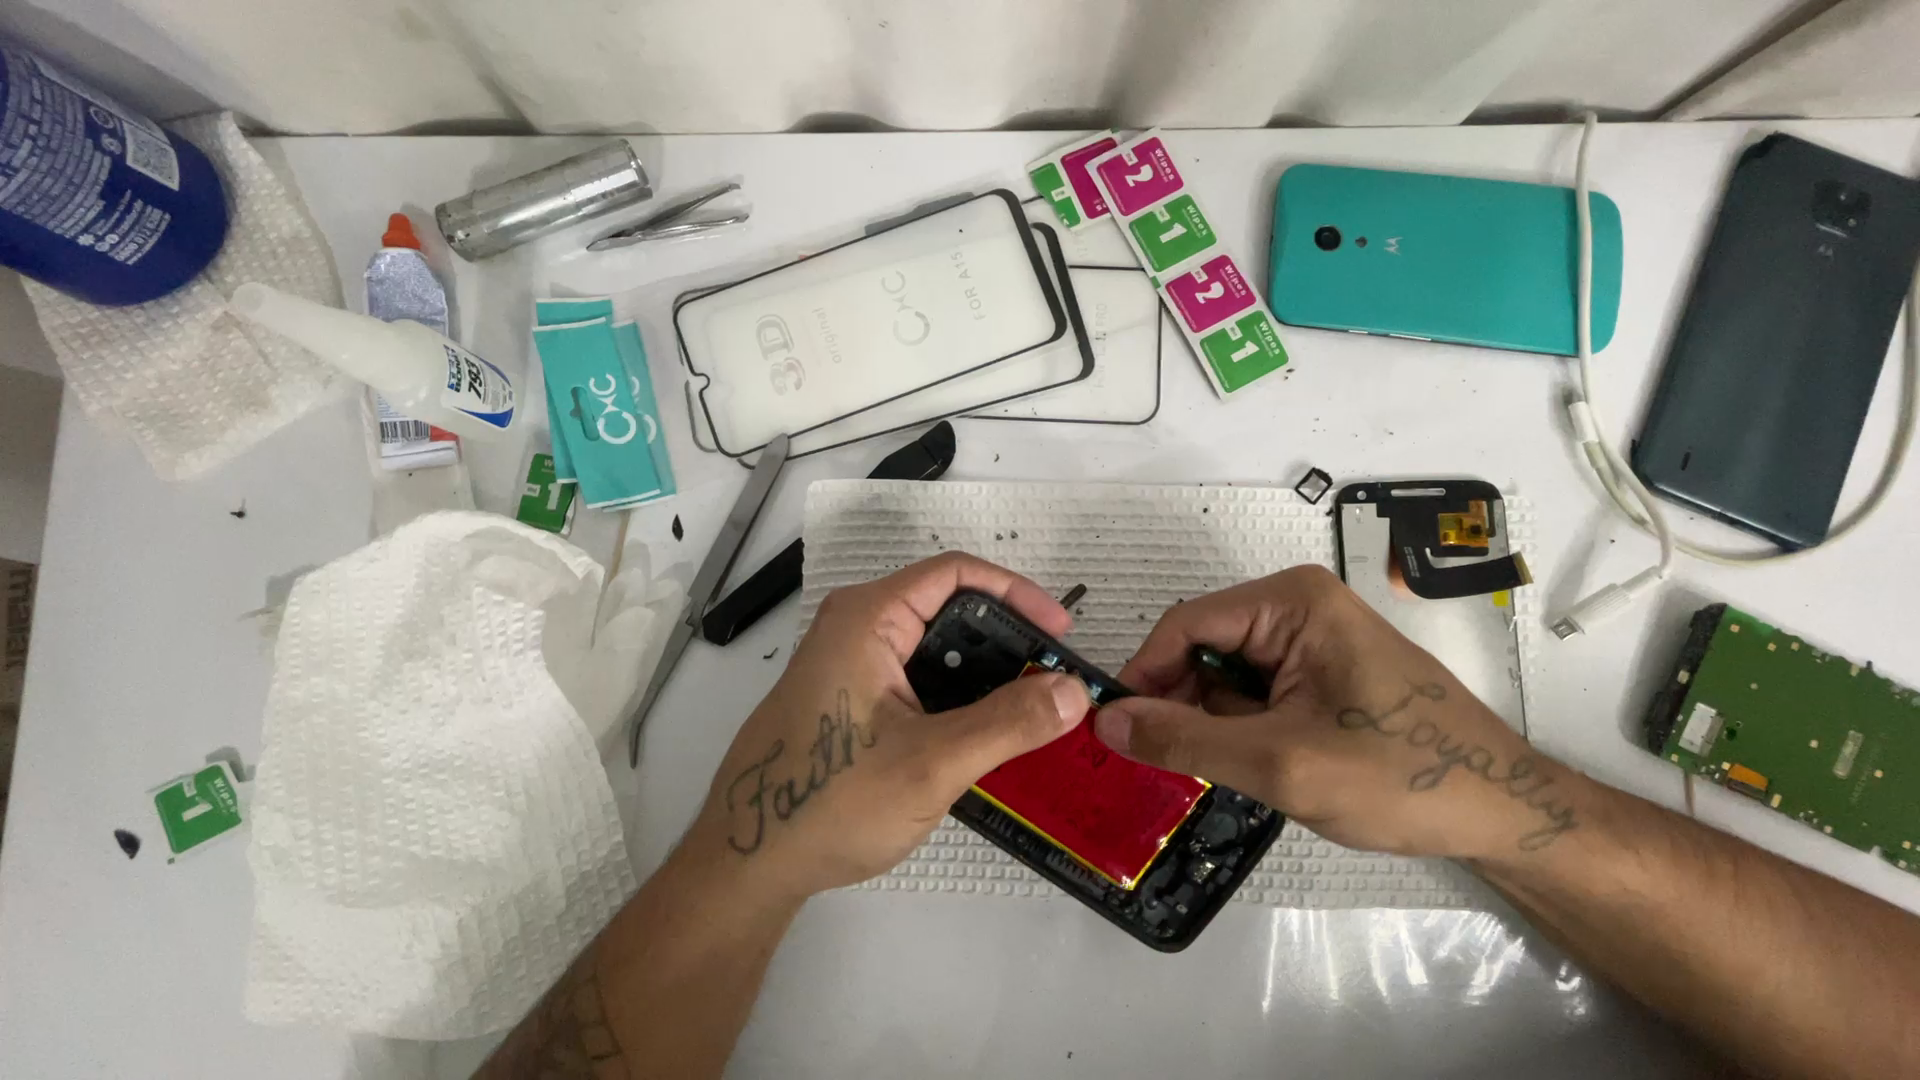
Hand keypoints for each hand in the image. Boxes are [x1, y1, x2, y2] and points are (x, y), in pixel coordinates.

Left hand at [678, 553, 1089, 901]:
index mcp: (868, 618)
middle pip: (947, 607)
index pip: (957, 573)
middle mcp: (856, 626)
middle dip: (1006, 639)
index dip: (1017, 593)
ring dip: (984, 673)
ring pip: (933, 646)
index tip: (1062, 633)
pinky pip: (916, 677)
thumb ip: (1009, 723)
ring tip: (1031, 710)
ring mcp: (848, 662)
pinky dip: (956, 695)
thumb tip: (1075, 690)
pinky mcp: (847, 696)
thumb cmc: (832, 803)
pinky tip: (985, 733)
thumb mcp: (931, 764)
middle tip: (1052, 681)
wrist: (747, 863)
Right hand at [1097, 566, 1584, 859]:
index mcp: (1291, 602)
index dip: (1144, 675)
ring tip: (1231, 769)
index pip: (1184, 625)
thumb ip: (1184, 739)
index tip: (1115, 729)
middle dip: (1181, 702)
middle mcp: (1297, 606)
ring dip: (1212, 720)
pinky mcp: (1320, 671)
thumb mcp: (1280, 764)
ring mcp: (1311, 638)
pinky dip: (1240, 727)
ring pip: (1223, 674)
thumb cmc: (1400, 778)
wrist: (1504, 813)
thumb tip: (1104, 720)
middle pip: (1201, 647)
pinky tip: (1259, 762)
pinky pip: (1253, 690)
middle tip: (1170, 762)